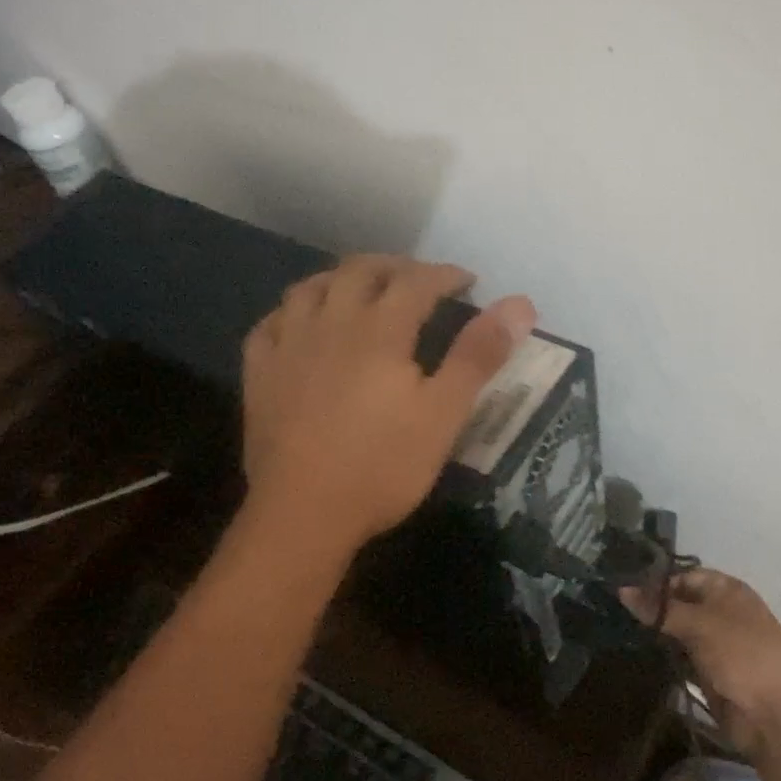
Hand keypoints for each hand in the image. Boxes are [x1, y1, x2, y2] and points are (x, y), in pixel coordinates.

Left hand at [242, 255, 535, 548]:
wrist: (304, 514)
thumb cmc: (382, 467)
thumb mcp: (444, 415)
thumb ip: (478, 356)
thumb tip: (520, 304)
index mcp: (379, 331)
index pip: (416, 281)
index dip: (445, 275)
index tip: (467, 282)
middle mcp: (330, 323)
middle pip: (359, 271)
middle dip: (394, 267)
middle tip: (418, 280)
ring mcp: (288, 346)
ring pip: (310, 288)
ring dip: (341, 279)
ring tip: (360, 291)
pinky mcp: (259, 375)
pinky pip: (271, 323)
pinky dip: (292, 312)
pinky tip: (301, 325)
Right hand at [622, 569, 780, 757]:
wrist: (775, 713)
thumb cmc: (742, 654)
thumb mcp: (699, 624)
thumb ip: (660, 609)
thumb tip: (621, 590)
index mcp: (727, 590)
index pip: (684, 576)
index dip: (656, 582)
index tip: (621, 592)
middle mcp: (721, 612)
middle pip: (679, 604)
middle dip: (651, 609)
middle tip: (612, 612)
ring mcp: (715, 645)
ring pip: (677, 632)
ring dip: (654, 635)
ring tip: (615, 631)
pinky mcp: (708, 673)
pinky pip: (680, 658)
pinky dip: (662, 657)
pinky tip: (635, 654)